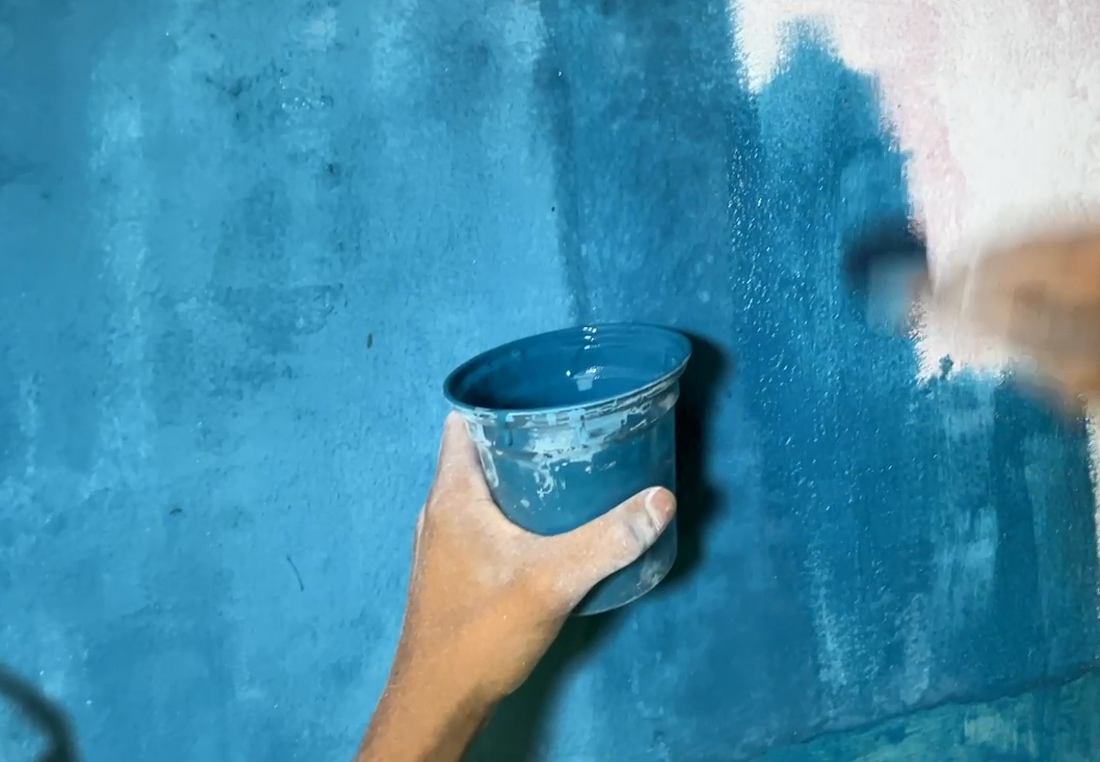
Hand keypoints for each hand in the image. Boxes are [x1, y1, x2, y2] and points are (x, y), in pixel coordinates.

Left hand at [357, 413, 675, 761]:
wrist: (437, 706)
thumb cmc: (482, 632)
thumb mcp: (554, 580)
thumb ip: (609, 538)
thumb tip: (662, 499)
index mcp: (453, 494)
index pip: (464, 420)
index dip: (500, 399)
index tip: (547, 393)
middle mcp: (440, 509)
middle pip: (478, 449)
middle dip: (523, 434)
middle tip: (575, 427)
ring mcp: (442, 541)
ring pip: (481, 484)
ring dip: (518, 471)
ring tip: (569, 466)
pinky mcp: (451, 568)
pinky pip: (481, 514)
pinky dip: (511, 503)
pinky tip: (548, 520)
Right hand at [954, 223, 1099, 414]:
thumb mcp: (1095, 376)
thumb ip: (1029, 340)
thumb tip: (977, 317)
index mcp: (1094, 263)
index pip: (1004, 267)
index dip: (960, 283)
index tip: (925, 297)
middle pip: (1019, 244)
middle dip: (982, 272)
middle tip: (947, 298)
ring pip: (1043, 241)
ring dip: (1013, 270)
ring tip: (988, 304)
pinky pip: (1070, 244)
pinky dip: (1044, 267)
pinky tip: (1037, 297)